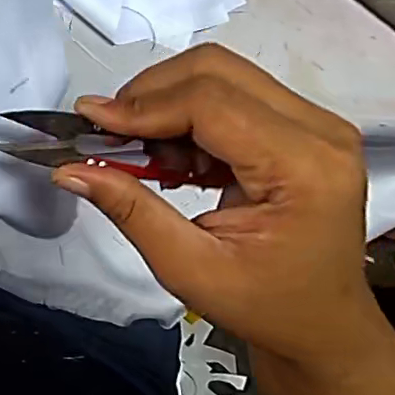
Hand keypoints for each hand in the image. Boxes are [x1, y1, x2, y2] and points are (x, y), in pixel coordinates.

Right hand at [50, 45, 382, 369]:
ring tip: (143, 154)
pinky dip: (181, 115)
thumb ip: (130, 210)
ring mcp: (312, 124)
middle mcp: (318, 133)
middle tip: (110, 136)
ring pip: (216, 73)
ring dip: (163, 103)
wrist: (322, 324)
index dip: (141, 106)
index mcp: (304, 169)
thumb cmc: (268, 305)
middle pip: (213, 71)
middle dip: (148, 95)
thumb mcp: (188, 267)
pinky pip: (225, 93)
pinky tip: (170, 157)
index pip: (209, 103)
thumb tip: (72, 170)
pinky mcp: (296, 126)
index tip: (90, 122)